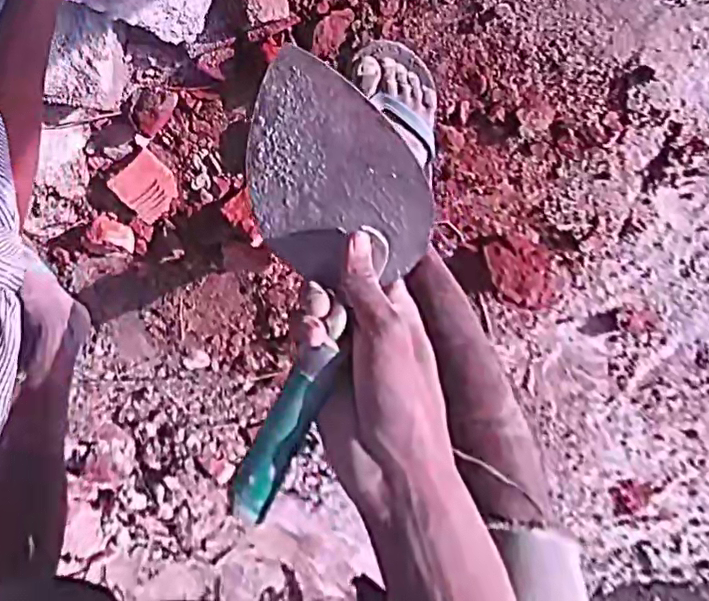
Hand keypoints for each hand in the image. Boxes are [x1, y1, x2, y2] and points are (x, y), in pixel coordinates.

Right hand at [303, 231, 453, 513]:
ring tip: (322, 330)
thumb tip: (358, 238)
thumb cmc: (407, 404)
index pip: (373, 266)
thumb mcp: (389, 335)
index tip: (336, 240)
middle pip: (336, 281)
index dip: (355, 253)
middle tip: (328, 298)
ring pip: (315, 305)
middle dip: (326, 285)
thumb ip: (366, 286)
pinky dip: (303, 334)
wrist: (387, 470)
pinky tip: (313, 345)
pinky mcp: (319, 364)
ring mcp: (343, 344)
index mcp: (397, 311)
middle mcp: (369, 322)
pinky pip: (302, 333)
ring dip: (313, 310)